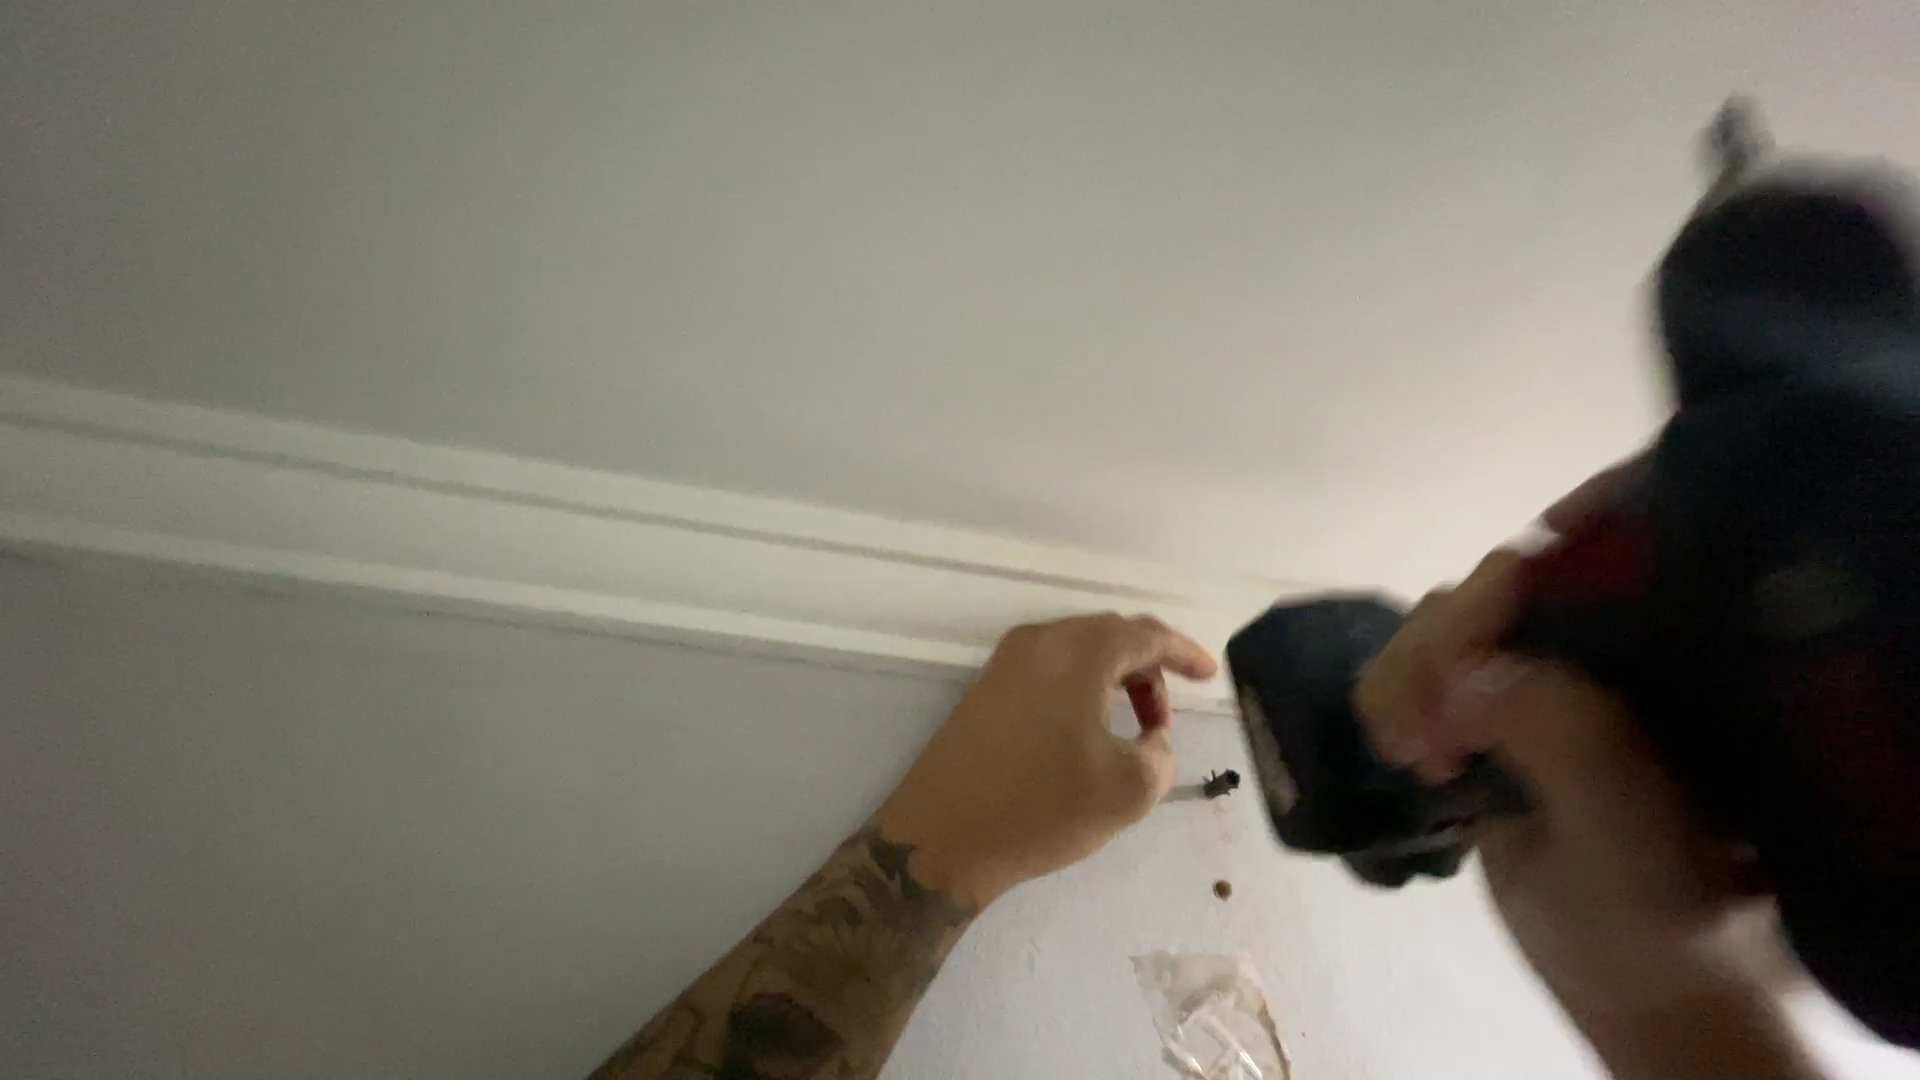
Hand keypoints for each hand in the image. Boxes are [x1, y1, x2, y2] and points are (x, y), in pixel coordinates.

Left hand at [877, 614, 1217, 905]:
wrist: (943, 835)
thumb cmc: (1041, 806)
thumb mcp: (1127, 789)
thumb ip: (1160, 753)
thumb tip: (1153, 739)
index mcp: (1077, 651)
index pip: (1144, 634)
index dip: (1183, 652)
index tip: (1208, 675)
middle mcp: (1039, 642)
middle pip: (1109, 636)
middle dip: (1147, 669)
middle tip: (1164, 716)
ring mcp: (1005, 662)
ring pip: (1077, 653)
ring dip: (1113, 679)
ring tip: (1131, 728)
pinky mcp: (986, 687)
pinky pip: (1049, 670)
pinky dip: (1080, 688)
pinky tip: (1088, 729)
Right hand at [1352, 457, 1758, 1014]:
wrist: (1623, 979)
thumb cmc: (1652, 920)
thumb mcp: (1628, 842)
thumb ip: (1567, 741)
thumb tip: (1468, 667)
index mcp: (1666, 662)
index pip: (1580, 564)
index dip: (1506, 584)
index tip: (1462, 662)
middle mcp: (1597, 651)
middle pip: (1484, 590)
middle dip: (1435, 658)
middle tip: (1431, 741)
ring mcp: (1529, 676)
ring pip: (1433, 624)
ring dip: (1399, 683)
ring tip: (1414, 756)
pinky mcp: (1474, 706)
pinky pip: (1402, 666)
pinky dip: (1381, 700)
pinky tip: (1404, 753)